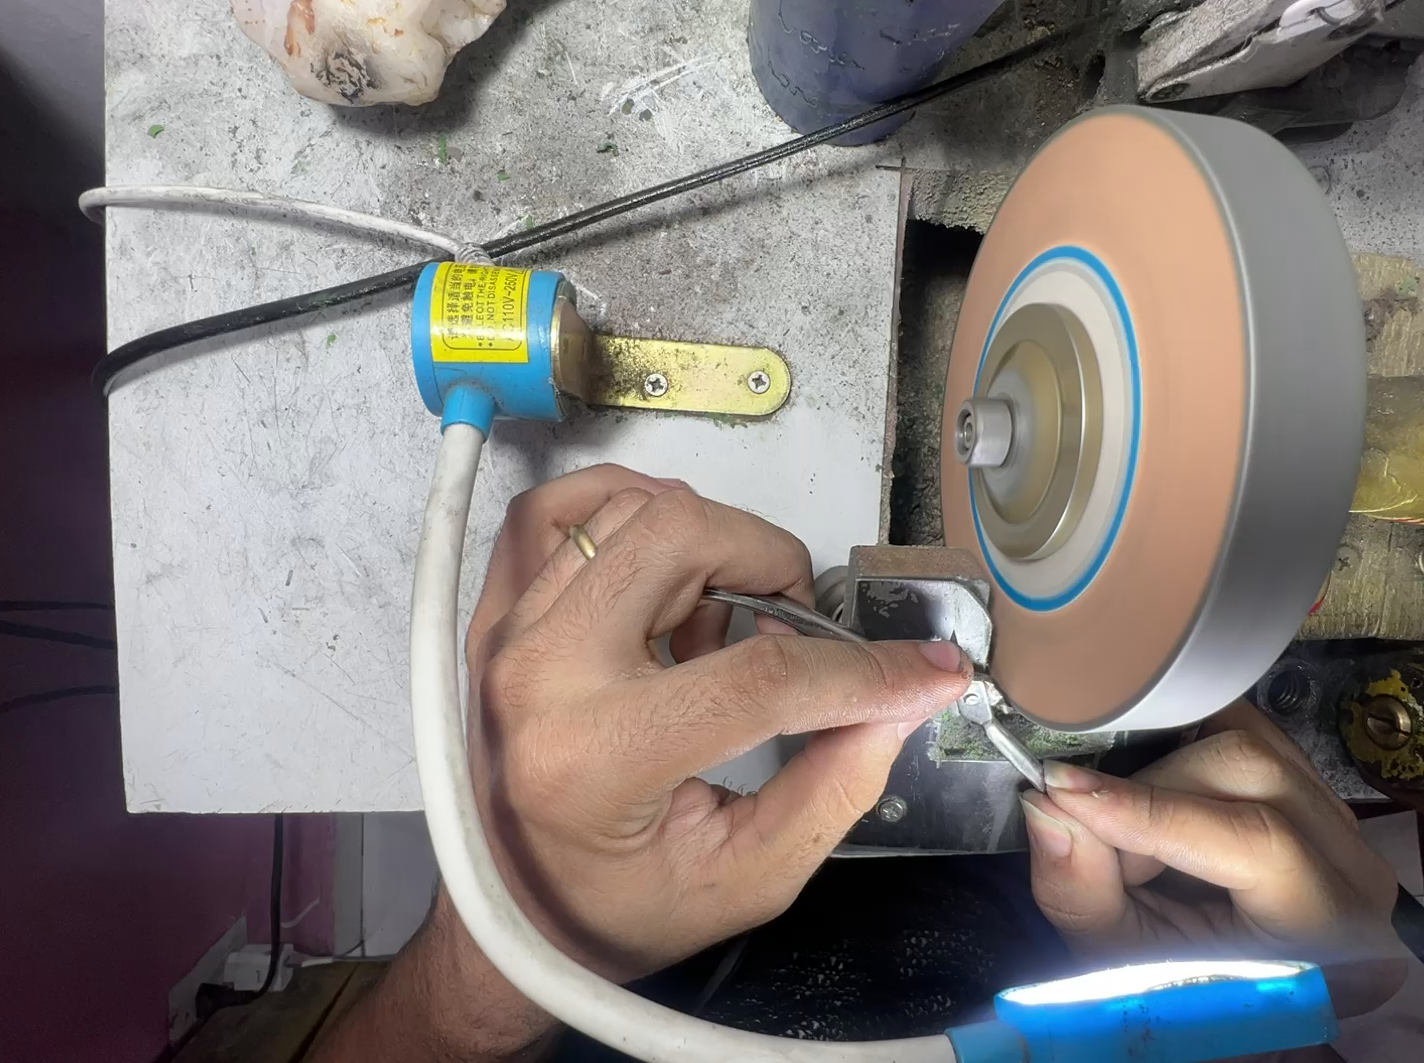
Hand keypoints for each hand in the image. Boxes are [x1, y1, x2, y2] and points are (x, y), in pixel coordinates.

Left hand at [319, 466, 974, 1061]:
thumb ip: (839, 782)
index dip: (862, 670)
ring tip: (719, 623)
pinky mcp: (497, 609)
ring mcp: (508, 628)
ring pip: (635, 509)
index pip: (757, 678)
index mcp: (596, 761)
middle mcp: (540, 672)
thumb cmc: (624, 909)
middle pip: (683, 537)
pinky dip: (629, 505)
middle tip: (796, 628)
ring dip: (711, 547)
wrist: (506, 918)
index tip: (926, 670)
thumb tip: (908, 689)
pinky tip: (667, 557)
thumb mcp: (750, 876)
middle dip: (775, 566)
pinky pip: (559, 506)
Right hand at [1023, 701, 1407, 1016]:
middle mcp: (1355, 869)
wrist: (1222, 999)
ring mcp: (1339, 821)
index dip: (1150, 808)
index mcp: (1331, 934)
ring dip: (1165, 762)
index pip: (1255, 840)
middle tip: (1094, 825)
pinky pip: (1247, 732)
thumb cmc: (1178, 995)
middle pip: (1252, 771)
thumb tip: (1046, 804)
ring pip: (1248, 739)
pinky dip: (1186, 741)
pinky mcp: (1311, 790)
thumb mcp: (1117, 965)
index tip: (1063, 788)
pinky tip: (1153, 779)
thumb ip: (1080, 892)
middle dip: (1149, 787)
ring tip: (1124, 812)